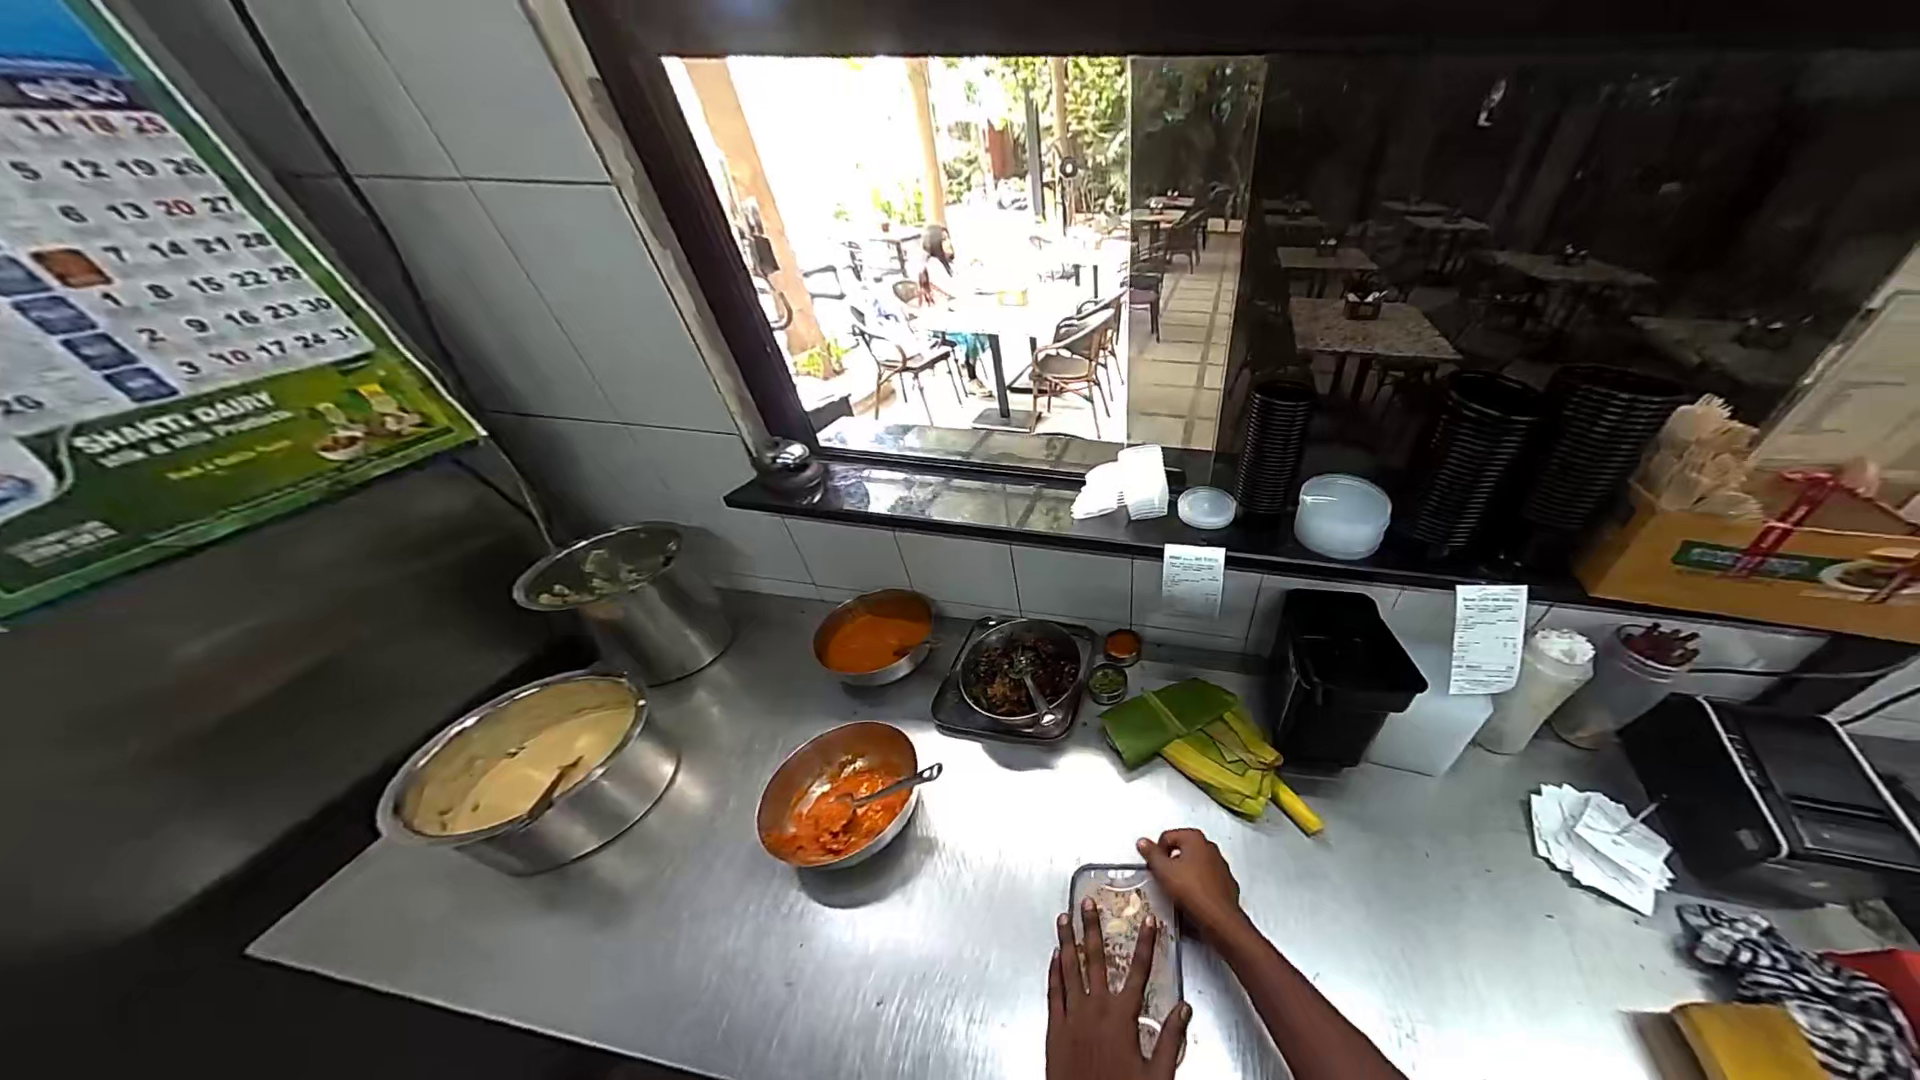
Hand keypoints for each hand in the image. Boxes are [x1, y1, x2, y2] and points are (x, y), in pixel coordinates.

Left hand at [1047, 899, 1189, 1079]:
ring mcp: (1072, 1016)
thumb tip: (1184, 1009)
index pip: (1138, 971)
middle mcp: (1096, 1009)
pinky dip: (1054, 971)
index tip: (1149, 922)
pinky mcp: (1055, 1027)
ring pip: (1068, 968)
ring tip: (1063, 918)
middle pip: (1095, 960)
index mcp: (1122, 1017)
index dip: (1146, 944)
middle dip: (1091, 928)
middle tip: (1087, 904)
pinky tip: (1053, 956)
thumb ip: (1170, 1039)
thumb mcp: (1157, 1076)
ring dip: (1066, 941)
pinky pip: (1053, 991)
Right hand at [1137, 829, 1249, 942]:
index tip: (1154, 866)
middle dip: (1172, 860)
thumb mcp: (1162, 870)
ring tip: (1177, 888)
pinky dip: (1199, 883)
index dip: (1157, 851)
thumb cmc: (1191, 890)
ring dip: (1186, 872)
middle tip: (1164, 875)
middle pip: (1182, 848)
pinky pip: (1207, 879)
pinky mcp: (1227, 883)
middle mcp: (1210, 847)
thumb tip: (1142, 842)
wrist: (1218, 919)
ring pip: (1196, 863)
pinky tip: (1192, 896)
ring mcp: (1221, 865)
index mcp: (1194, 838)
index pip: (1167, 837)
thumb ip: (1150, 853)